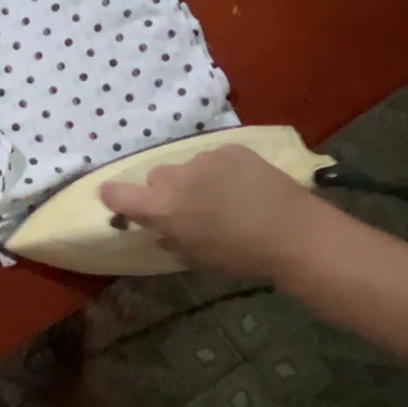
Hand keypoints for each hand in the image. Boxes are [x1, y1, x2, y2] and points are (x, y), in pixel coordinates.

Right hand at [98, 145, 328, 278]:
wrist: (293, 234)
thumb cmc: (240, 256)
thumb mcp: (196, 257)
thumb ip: (170, 239)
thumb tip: (162, 231)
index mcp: (160, 208)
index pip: (116, 193)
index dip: (113, 195)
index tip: (117, 200)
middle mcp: (174, 178)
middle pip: (155, 177)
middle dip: (165, 191)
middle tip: (188, 207)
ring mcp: (203, 159)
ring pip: (187, 167)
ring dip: (195, 180)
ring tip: (222, 196)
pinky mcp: (230, 149)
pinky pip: (214, 158)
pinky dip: (221, 170)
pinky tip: (243, 185)